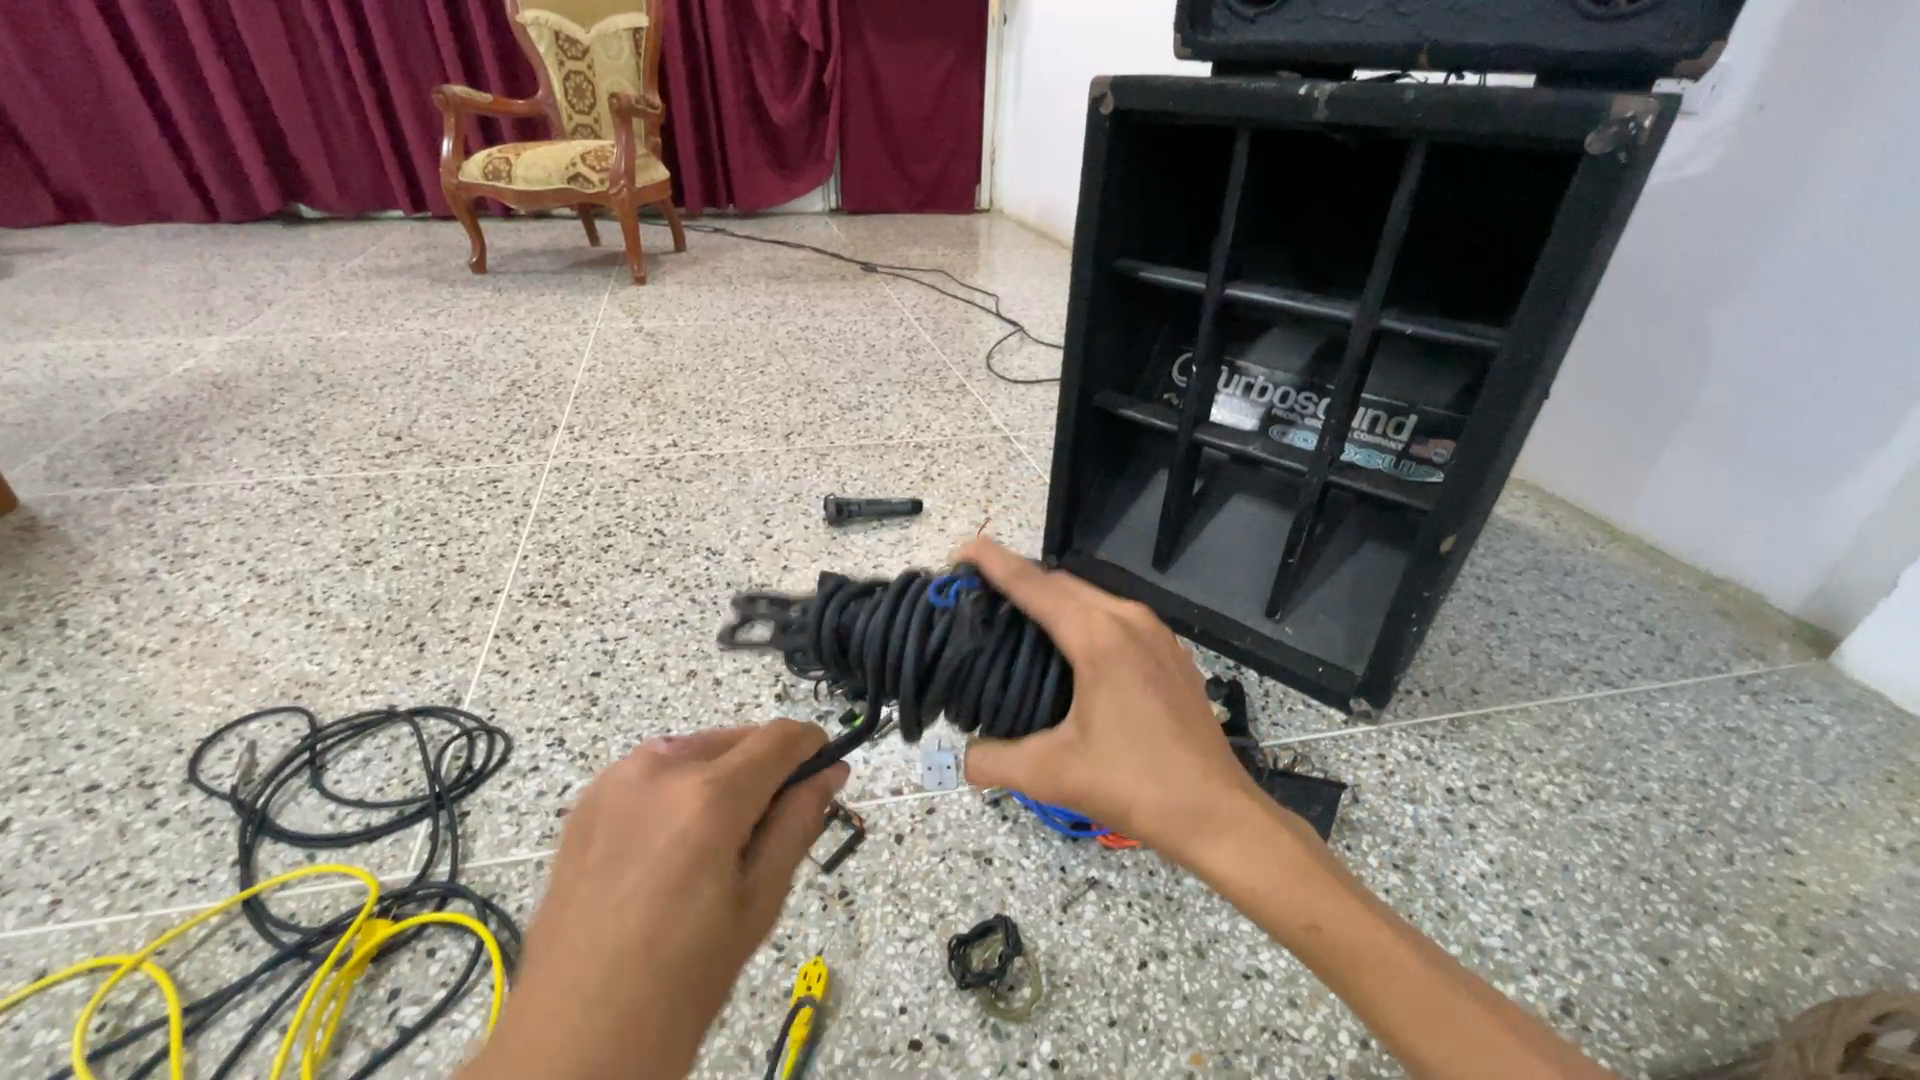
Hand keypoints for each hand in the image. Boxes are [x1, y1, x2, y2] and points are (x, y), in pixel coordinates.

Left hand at [461, 721, 847, 1079]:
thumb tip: (831, 773)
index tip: (827, 774)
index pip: (781, 737)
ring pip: (695, 751)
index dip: (813, 748)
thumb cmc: (684, 977)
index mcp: (707, 797)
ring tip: (720, 842)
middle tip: (774, 827)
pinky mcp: (586, 802)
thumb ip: (798, 822)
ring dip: (723, 775)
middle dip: (768, 768)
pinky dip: (679, 788)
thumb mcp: (759, 901)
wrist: (578, 1033)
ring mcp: (614, 781)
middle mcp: (658, 770)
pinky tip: (675, 846)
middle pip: (737, 740)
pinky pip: (652, 772)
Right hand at [956, 537, 1268, 863]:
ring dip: (1052, 599)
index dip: (993, 563)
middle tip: (979, 597)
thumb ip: (993, 759)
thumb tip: (963, 756)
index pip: (1034, 585)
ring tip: (1016, 619)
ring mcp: (1157, 634)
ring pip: (1092, 598)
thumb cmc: (1135, 785)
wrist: (1216, 812)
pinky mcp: (1171, 653)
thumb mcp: (1051, 774)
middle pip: (1062, 583)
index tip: (962, 549)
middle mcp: (1129, 620)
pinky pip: (1116, 617)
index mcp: (1099, 637)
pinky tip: (1068, 649)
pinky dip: (1083, 618)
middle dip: (1018, 580)